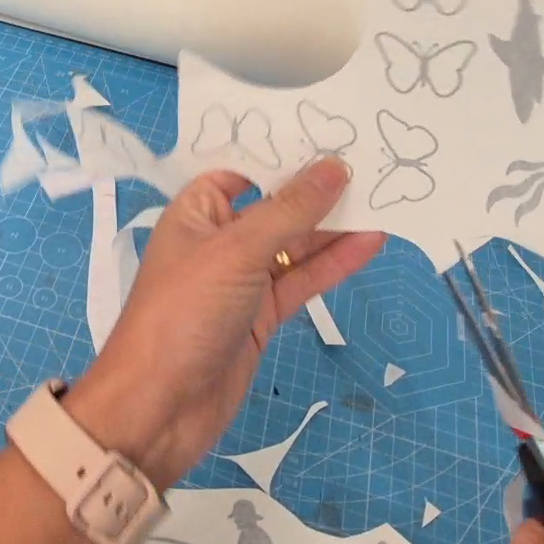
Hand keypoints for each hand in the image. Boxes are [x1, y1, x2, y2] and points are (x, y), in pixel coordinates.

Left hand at [64, 158, 384, 489]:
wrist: (160, 407)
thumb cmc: (185, 311)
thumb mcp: (237, 251)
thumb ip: (289, 210)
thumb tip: (334, 167)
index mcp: (196, 213)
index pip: (240, 170)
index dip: (280, 154)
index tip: (328, 136)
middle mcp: (219, 240)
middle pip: (273, 206)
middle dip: (316, 189)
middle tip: (372, 163)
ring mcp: (241, 280)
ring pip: (293, 245)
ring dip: (333, 227)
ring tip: (384, 199)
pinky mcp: (260, 315)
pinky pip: (301, 281)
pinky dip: (333, 264)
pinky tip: (371, 243)